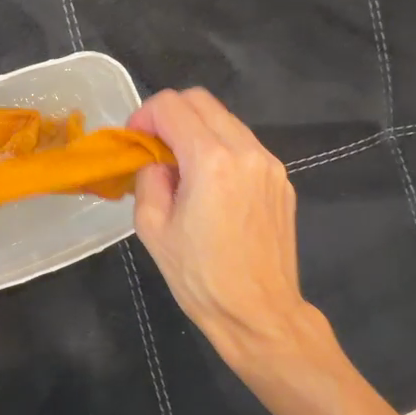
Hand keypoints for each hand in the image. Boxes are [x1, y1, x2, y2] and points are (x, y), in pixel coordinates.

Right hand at [127, 89, 319, 364]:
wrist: (258, 314)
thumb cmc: (199, 277)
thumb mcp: (152, 228)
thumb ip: (149, 178)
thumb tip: (156, 160)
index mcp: (211, 160)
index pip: (172, 106)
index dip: (144, 115)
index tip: (134, 141)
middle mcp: (245, 151)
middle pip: (201, 100)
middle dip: (170, 114)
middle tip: (153, 146)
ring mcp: (269, 164)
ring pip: (226, 119)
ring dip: (197, 129)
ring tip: (181, 166)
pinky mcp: (281, 180)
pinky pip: (244, 145)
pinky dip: (220, 148)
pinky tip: (210, 184)